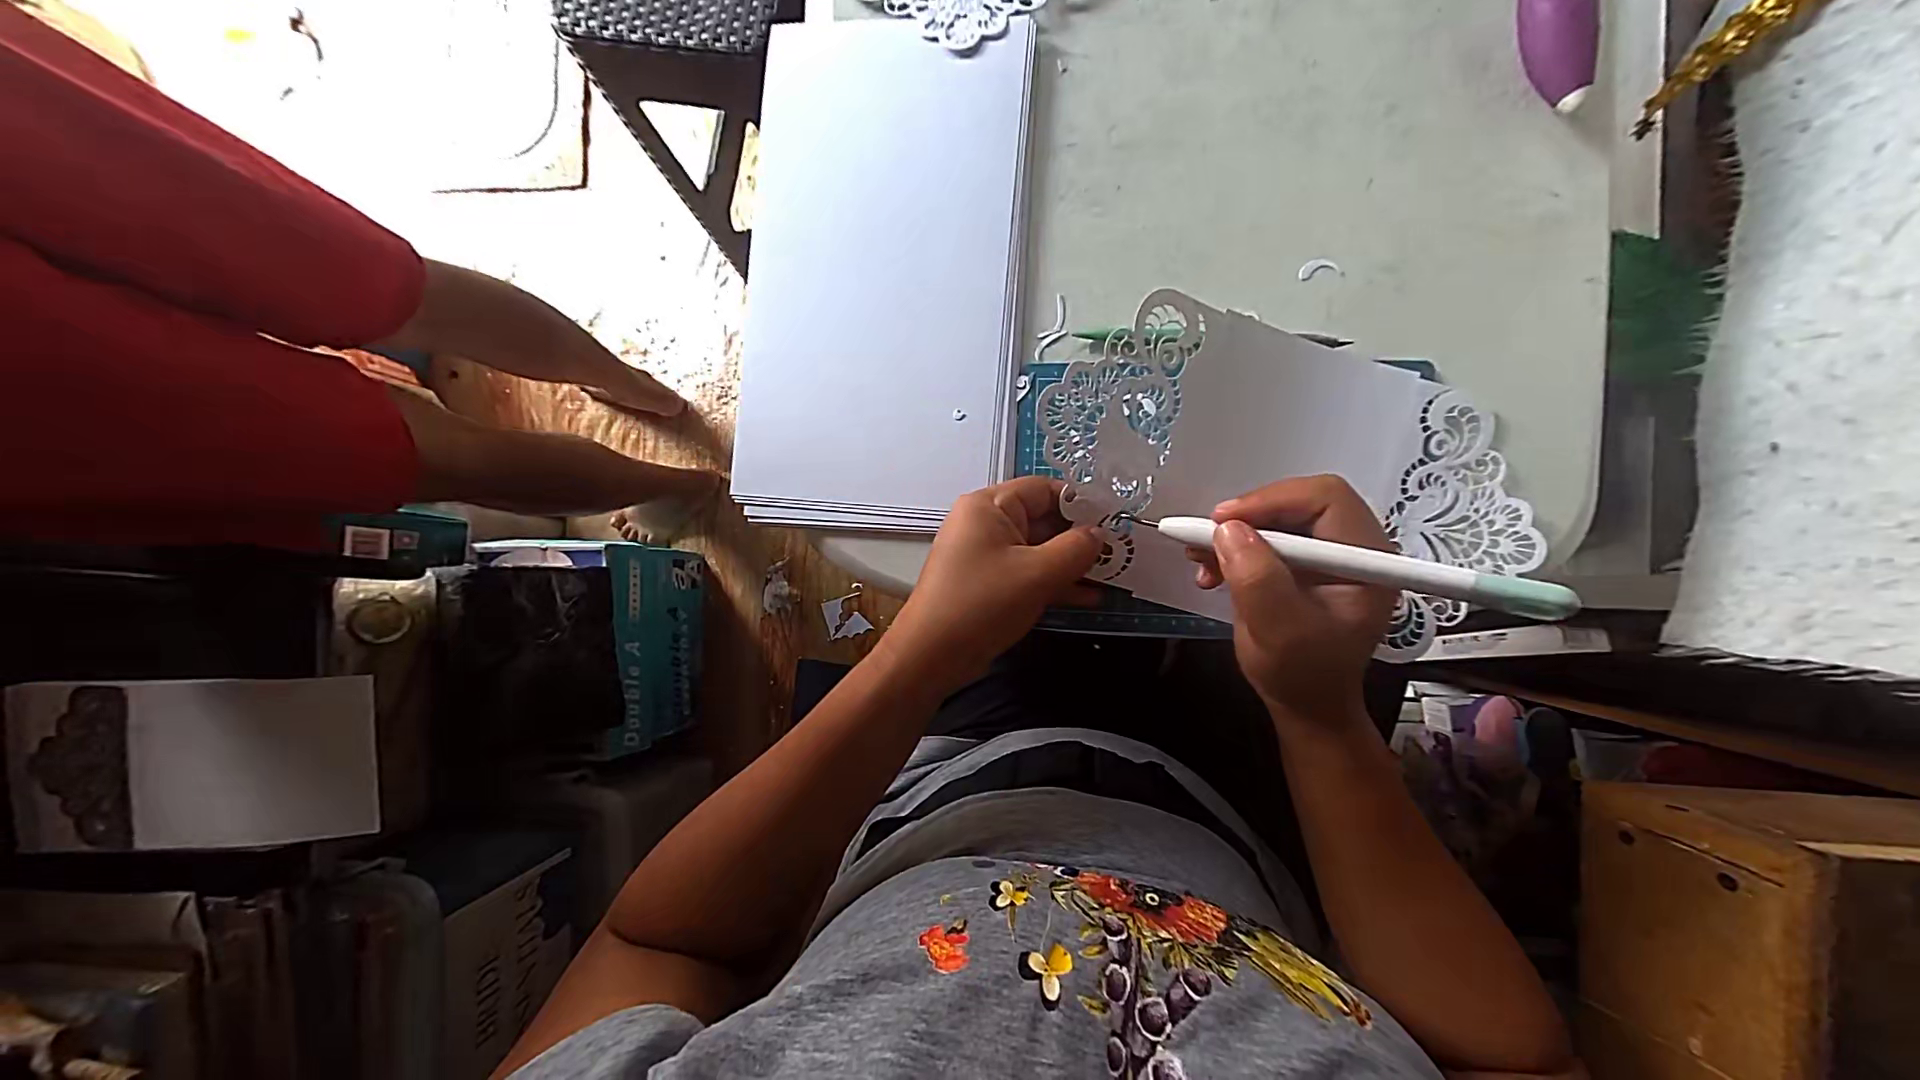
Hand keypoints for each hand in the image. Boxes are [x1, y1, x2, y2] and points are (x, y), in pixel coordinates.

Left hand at [882, 477, 1103, 691]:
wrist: (932, 656)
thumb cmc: (982, 604)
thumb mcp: (1037, 573)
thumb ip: (1076, 549)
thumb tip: (1098, 535)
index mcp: (989, 506)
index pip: (1043, 489)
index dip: (1080, 503)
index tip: (1115, 521)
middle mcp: (985, 524)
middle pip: (1043, 520)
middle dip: (1080, 537)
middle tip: (1121, 552)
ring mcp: (986, 555)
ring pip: (1038, 550)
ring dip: (1072, 564)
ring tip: (1113, 575)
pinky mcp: (989, 584)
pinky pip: (1028, 573)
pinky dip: (1055, 582)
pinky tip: (1088, 596)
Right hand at [1187, 475, 1396, 728]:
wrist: (1303, 702)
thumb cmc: (1301, 674)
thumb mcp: (1279, 631)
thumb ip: (1259, 580)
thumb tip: (1229, 530)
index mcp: (1366, 562)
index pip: (1325, 500)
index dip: (1272, 501)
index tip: (1225, 522)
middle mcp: (1350, 549)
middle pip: (1297, 502)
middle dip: (1248, 517)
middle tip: (1207, 537)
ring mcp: (1325, 555)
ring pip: (1275, 517)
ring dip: (1233, 534)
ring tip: (1201, 558)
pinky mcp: (1300, 563)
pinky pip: (1263, 536)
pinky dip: (1232, 546)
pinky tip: (1211, 569)